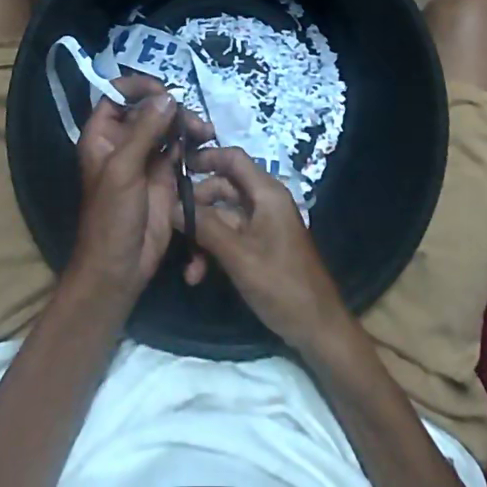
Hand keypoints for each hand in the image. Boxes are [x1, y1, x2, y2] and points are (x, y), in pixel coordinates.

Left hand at [70, 76, 213, 302]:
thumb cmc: (111, 216)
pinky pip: (179, 149)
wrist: (120, 266)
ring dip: (185, 125)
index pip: (116, 96)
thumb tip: (167, 96)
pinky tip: (205, 145)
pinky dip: (192, 144)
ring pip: (166, 127)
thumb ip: (145, 131)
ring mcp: (145, 158)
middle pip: (148, 109)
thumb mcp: (123, 169)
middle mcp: (122, 141)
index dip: (137, 87)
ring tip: (205, 133)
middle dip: (170, 108)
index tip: (162, 89)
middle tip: (192, 119)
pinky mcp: (164, 175)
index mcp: (102, 135)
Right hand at [175, 146, 352, 353]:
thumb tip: (171, 205)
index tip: (176, 167)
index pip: (233, 158)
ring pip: (222, 216)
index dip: (205, 157)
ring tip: (187, 266)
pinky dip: (213, 250)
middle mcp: (265, 202)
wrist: (317, 329)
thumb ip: (204, 226)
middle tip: (170, 223)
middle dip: (196, 207)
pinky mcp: (260, 246)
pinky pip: (230, 236)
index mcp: (267, 194)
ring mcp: (263, 225)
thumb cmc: (281, 285)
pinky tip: (197, 275)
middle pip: (223, 188)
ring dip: (201, 236)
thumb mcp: (238, 255)